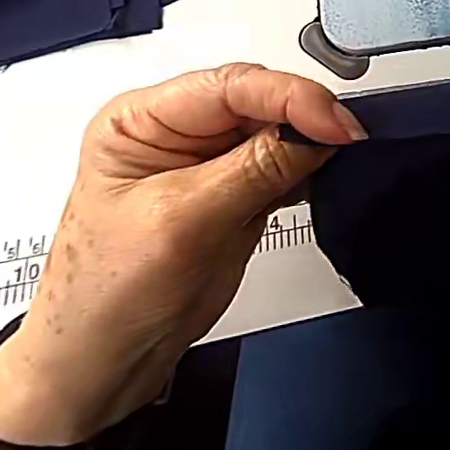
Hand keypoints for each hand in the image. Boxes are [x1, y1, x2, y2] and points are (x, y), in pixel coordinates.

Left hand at [0, 64, 365, 444]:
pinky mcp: (232, 194)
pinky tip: (325, 178)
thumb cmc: (106, 297)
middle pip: (255, 101)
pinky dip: (308, 171)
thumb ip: (253, 171)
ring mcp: (207, 165)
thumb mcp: (181, 225)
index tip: (333, 123)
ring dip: (311, 142)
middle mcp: (175, 133)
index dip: (288, 97)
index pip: (227, 86)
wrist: (103, 363)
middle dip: (303, 115)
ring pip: (275, 132)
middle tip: (346, 138)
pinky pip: (282, 168)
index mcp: (141, 120)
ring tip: (342, 157)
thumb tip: (314, 133)